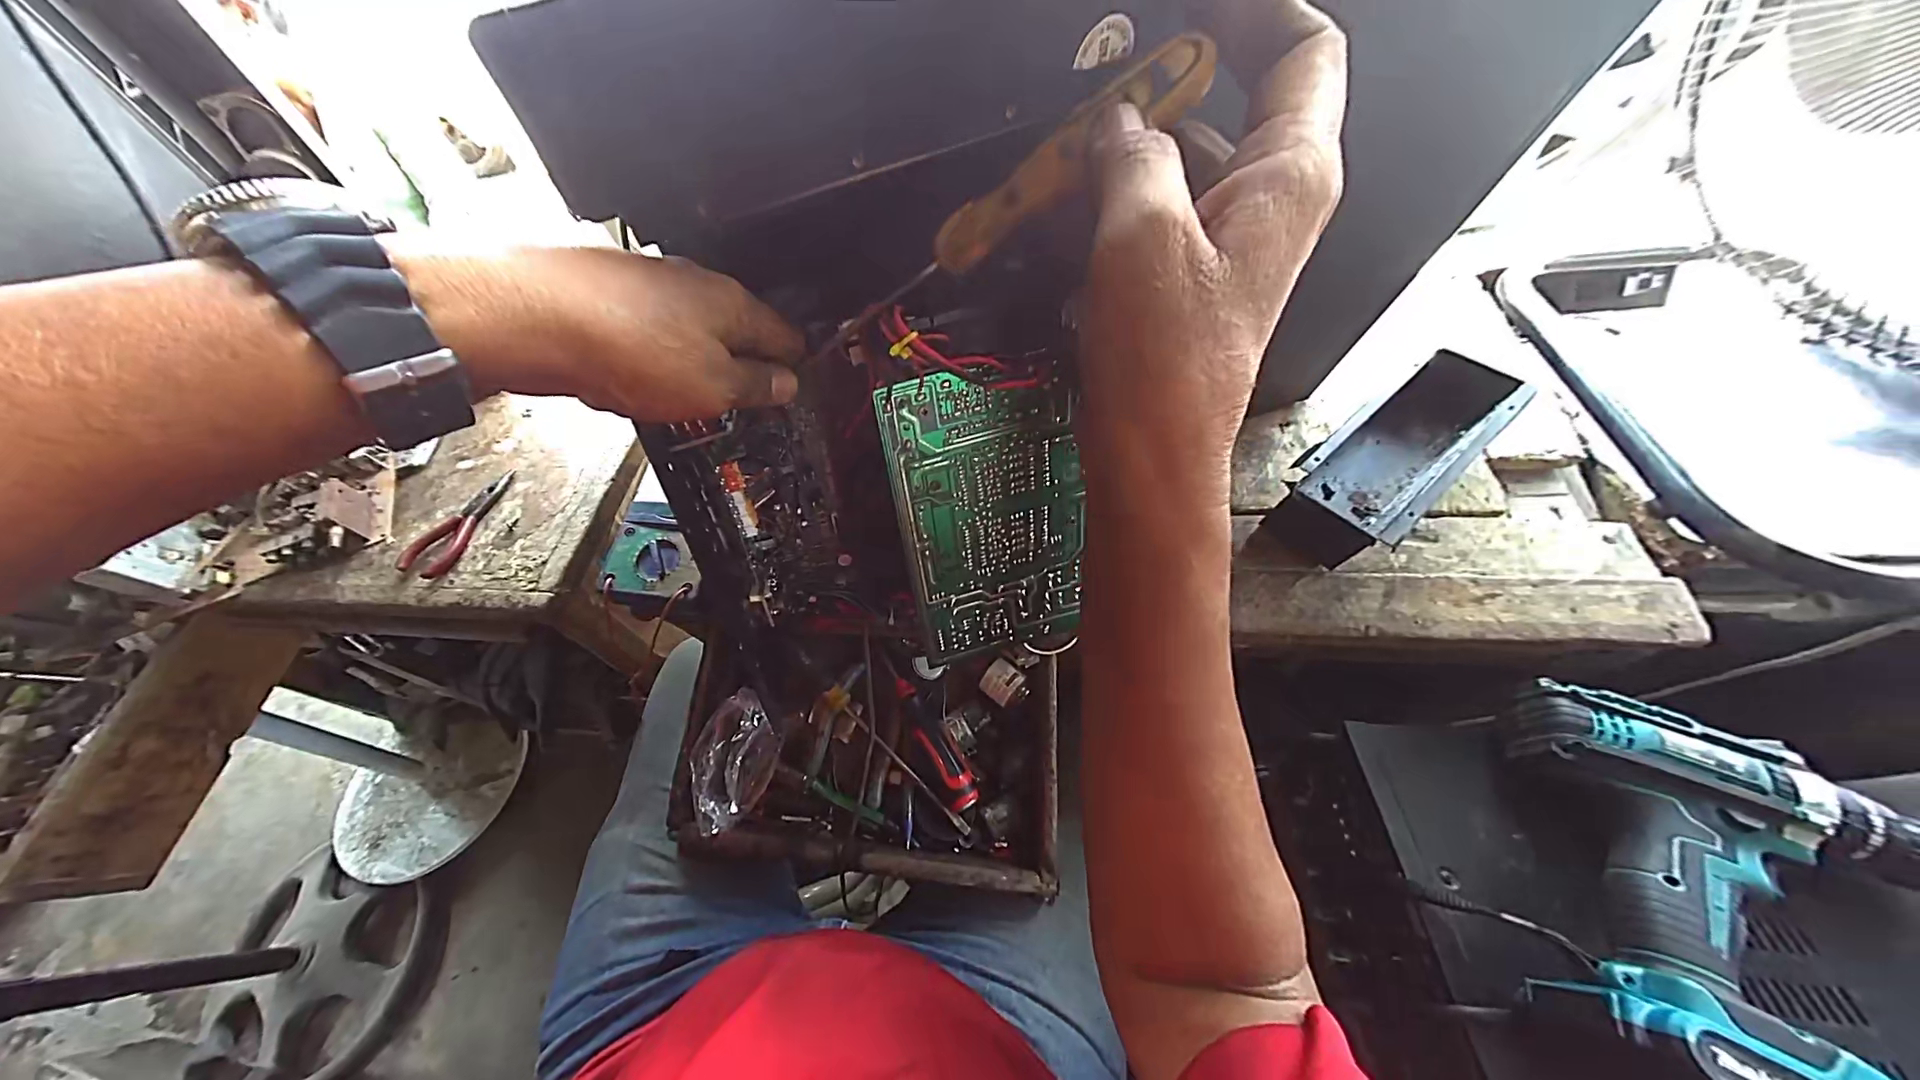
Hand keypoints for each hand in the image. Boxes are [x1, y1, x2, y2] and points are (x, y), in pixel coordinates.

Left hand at [396, 244, 802, 421]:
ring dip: (692, 363)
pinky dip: (648, 358)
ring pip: (689, 331)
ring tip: (680, 398)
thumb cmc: (620, 346)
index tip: (795, 386)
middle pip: (736, 331)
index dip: (796, 366)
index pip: (786, 336)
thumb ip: (756, 386)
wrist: (526, 316)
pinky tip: (631, 380)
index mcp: (733, 305)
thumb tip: (785, 386)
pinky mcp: (606, 293)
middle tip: (739, 401)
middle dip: (741, 366)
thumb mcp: (713, 387)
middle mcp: (695, 284)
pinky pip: (645, 333)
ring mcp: (648, 284)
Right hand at [1077, 2, 1345, 509]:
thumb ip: (1132, 155)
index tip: (1187, 12)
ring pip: (1169, 173)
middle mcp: (1263, 208)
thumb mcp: (1142, 233)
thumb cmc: (1164, 359)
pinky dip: (1105, 213)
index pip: (1301, 53)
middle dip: (1149, 101)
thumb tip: (1117, 124)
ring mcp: (1218, 250)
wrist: (1151, 453)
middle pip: (1218, 113)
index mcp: (1288, 178)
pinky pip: (1146, 223)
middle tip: (1084, 109)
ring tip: (1053, 175)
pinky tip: (1058, 224)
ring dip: (1111, 165)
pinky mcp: (1179, 285)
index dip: (1248, 14)